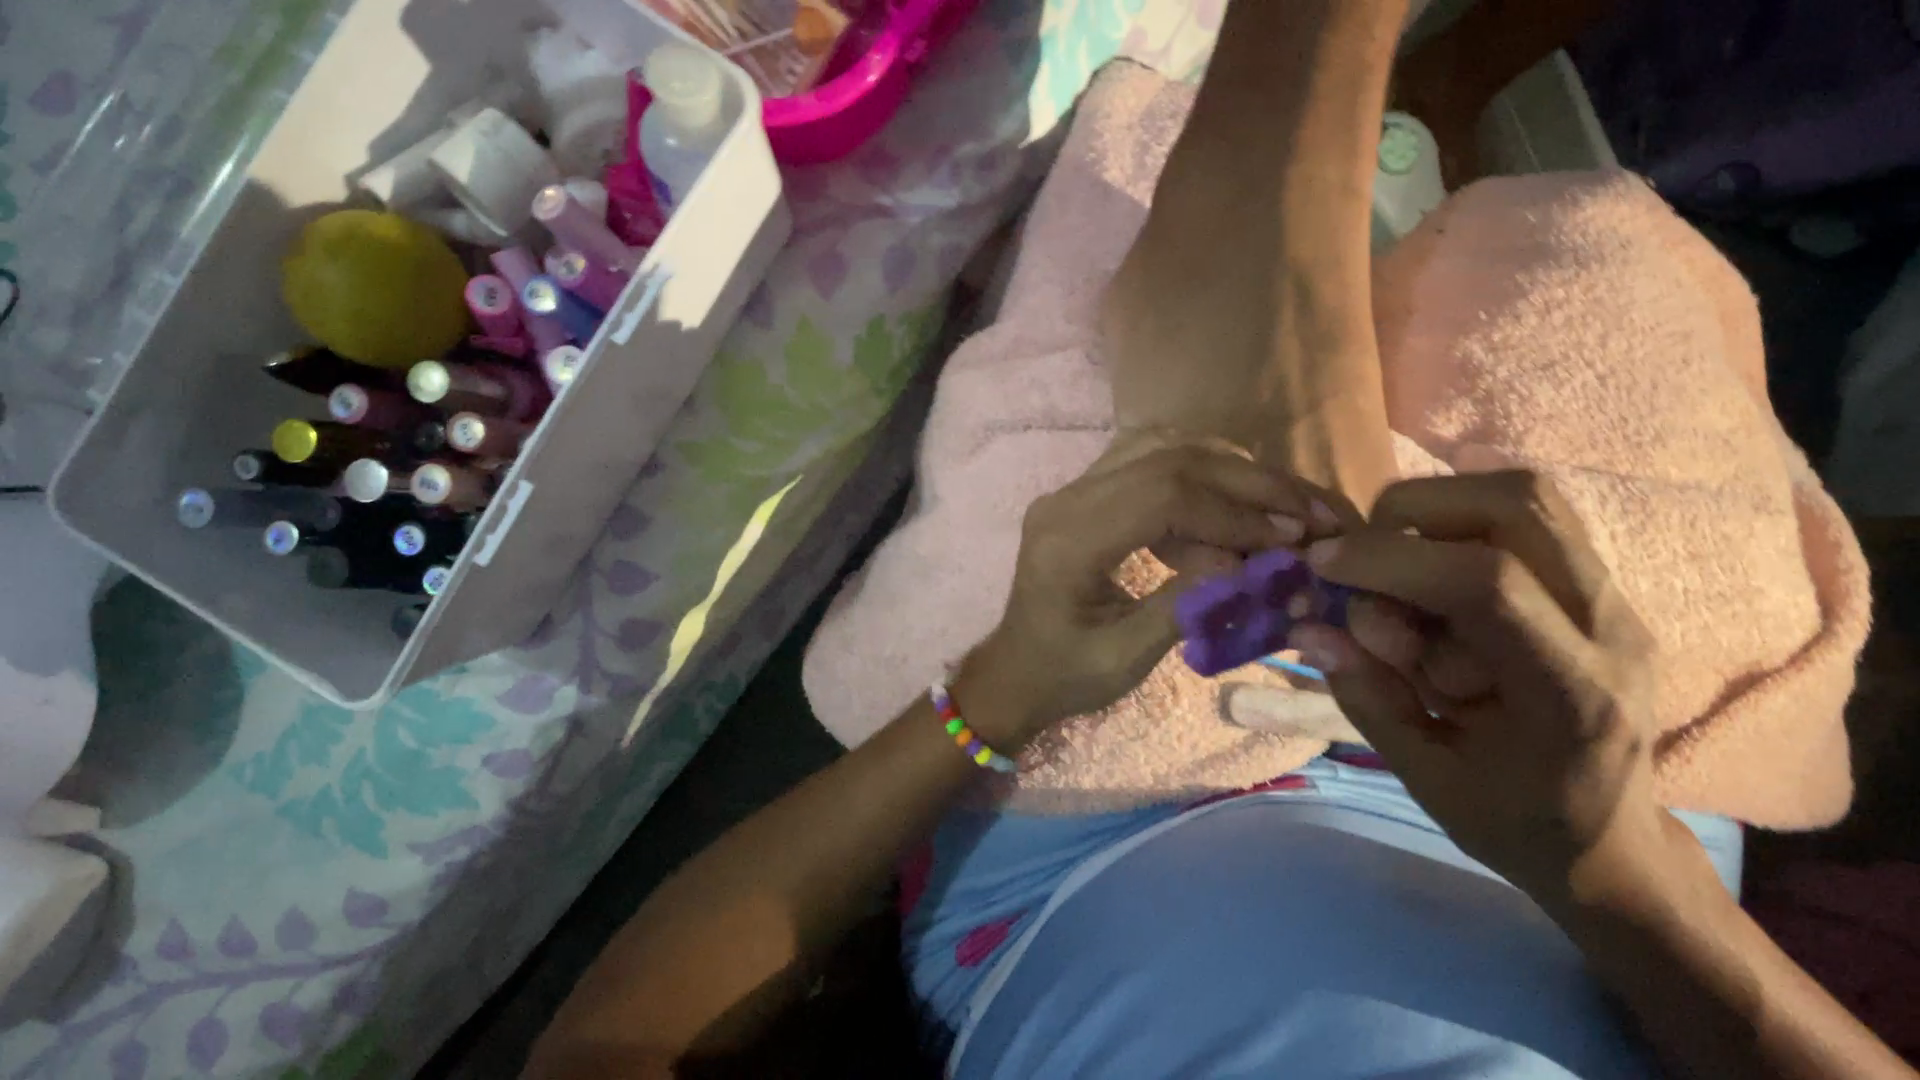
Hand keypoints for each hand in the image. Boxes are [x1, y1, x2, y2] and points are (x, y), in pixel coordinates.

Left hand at [959, 444, 1313, 746]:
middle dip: (1246, 483)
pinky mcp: (1087, 494)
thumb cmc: (1065, 675)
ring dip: (1228, 472)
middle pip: (1168, 459)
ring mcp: (1073, 490)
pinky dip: (1201, 480)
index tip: (1291, 538)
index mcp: (1068, 540)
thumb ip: (1188, 605)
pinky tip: (1232, 514)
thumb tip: (1259, 566)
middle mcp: (1067, 500)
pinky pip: (1150, 464)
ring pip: (1162, 449)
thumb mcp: (1127, 657)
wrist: (1017, 671)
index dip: (1234, 513)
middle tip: (1307, 512)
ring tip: (1281, 509)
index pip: (1162, 497)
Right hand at [1290, 471, 1676, 902]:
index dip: (1392, 559)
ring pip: (1526, 496)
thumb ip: (1367, 696)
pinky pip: (1528, 516)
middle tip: (1361, 557)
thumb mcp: (1425, 779)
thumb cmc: (1514, 822)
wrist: (1609, 841)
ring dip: (1436, 508)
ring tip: (1392, 561)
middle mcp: (1609, 629)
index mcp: (1570, 693)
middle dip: (1414, 513)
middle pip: (1518, 506)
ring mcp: (1614, 600)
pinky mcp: (1599, 587)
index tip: (1322, 565)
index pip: (1488, 584)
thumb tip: (1307, 627)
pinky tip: (1426, 564)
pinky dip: (1460, 519)